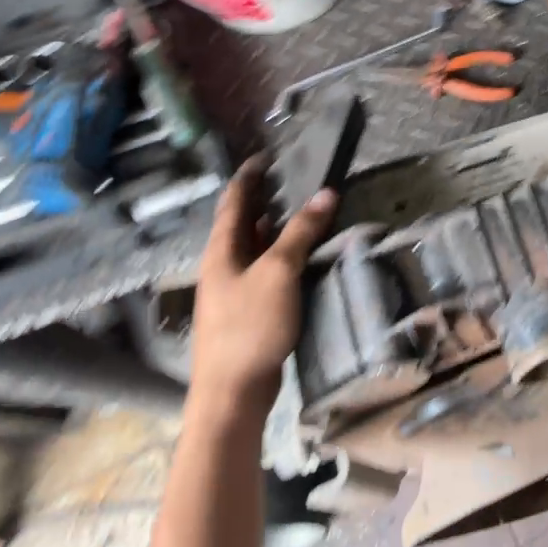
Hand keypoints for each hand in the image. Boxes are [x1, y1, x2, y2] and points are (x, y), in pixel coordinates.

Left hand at [188, 156, 337, 418]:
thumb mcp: (279, 272)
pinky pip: (267, 269)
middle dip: (267, 199)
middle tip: (296, 178)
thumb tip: (325, 193)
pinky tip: (306, 256)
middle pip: (244, 223)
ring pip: (257, 247)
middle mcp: (223, 265)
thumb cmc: (250, 325)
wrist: (233, 390)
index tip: (268, 156)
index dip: (249, 177)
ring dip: (279, 227)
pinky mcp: (250, 309)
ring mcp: (235, 289)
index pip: (234, 201)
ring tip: (308, 210)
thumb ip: (301, 233)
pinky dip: (285, 254)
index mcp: (221, 250)